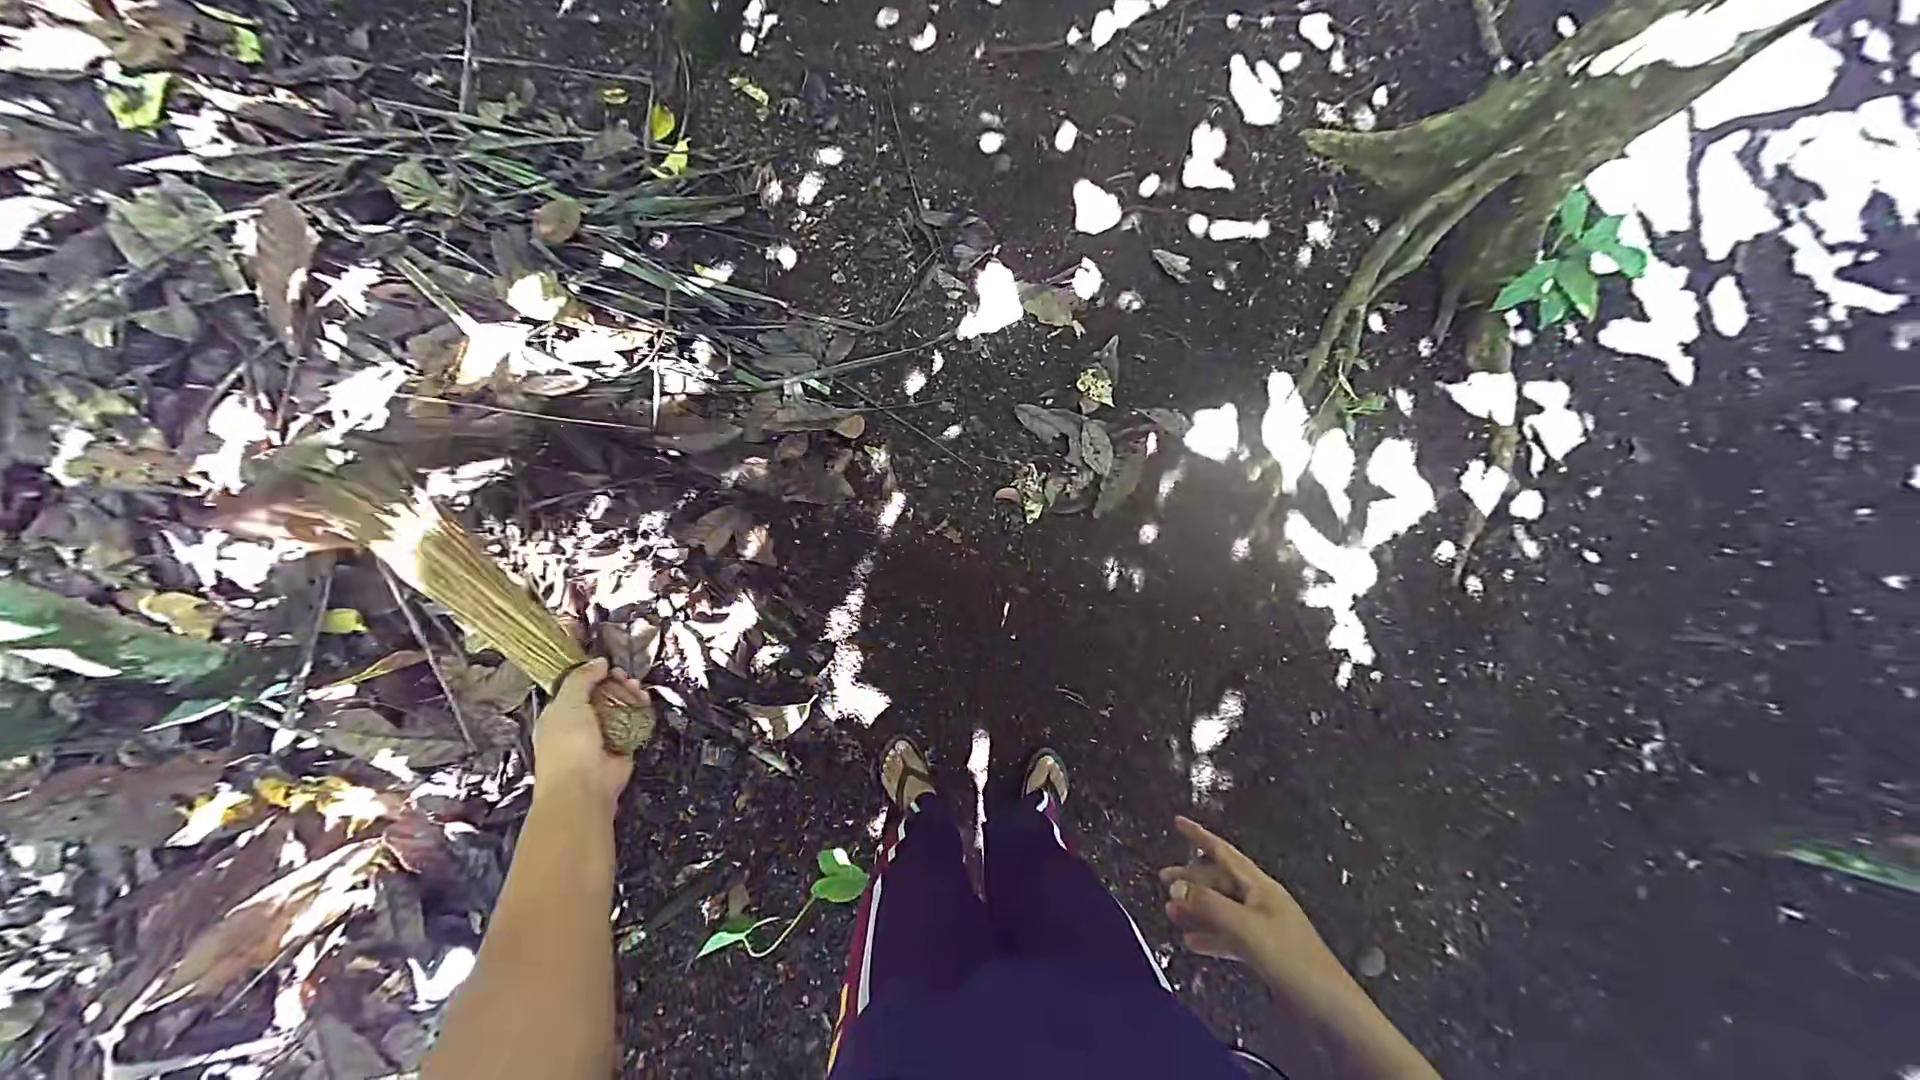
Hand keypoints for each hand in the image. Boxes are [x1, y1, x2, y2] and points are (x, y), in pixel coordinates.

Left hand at [531, 658, 636, 813]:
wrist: (584, 786)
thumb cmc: (567, 744)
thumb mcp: (567, 704)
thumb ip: (582, 679)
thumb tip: (599, 661)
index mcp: (559, 715)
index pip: (577, 688)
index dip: (592, 675)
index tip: (606, 666)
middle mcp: (581, 724)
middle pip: (602, 696)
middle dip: (614, 683)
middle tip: (624, 676)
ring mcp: (603, 735)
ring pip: (620, 707)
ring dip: (629, 694)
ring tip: (637, 687)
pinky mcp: (623, 743)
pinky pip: (634, 722)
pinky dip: (641, 710)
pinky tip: (645, 700)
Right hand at [1160, 816, 1347, 1004]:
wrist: (1331, 1012)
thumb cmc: (1293, 961)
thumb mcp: (1245, 927)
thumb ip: (1208, 904)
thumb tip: (1176, 886)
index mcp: (1260, 887)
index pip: (1223, 852)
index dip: (1199, 836)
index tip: (1178, 822)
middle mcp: (1261, 901)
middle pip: (1219, 880)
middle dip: (1190, 878)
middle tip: (1163, 879)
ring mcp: (1263, 927)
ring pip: (1221, 909)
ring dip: (1196, 909)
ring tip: (1171, 912)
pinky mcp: (1264, 952)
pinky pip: (1229, 935)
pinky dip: (1209, 935)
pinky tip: (1193, 942)